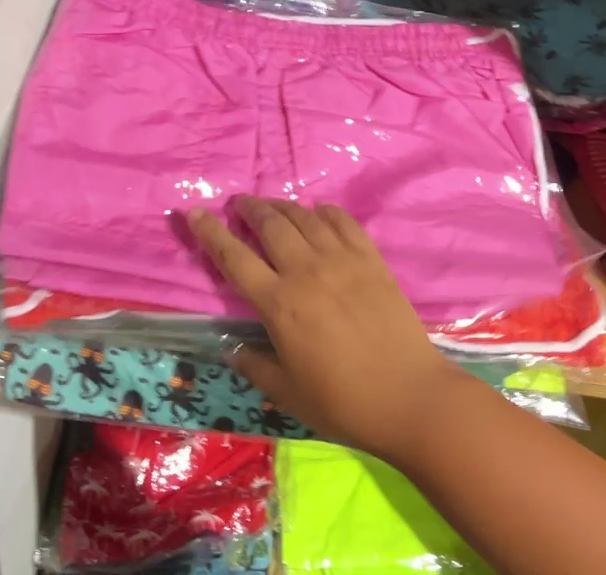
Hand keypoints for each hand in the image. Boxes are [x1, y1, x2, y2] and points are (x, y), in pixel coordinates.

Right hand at [189, 197, 477, 457]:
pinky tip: (318, 212)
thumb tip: (231, 348)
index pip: (233, 258)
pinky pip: (343, 222)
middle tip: (238, 204)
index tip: (194, 213)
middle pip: (270, 224)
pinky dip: (325, 211)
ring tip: (271, 206)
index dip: (210, 232)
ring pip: (304, 218)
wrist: (410, 397)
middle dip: (249, 209)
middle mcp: (306, 271)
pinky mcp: (372, 260)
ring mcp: (342, 261)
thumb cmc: (343, 402)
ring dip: (282, 206)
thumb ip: (255, 367)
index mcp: (279, 304)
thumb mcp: (288, 393)